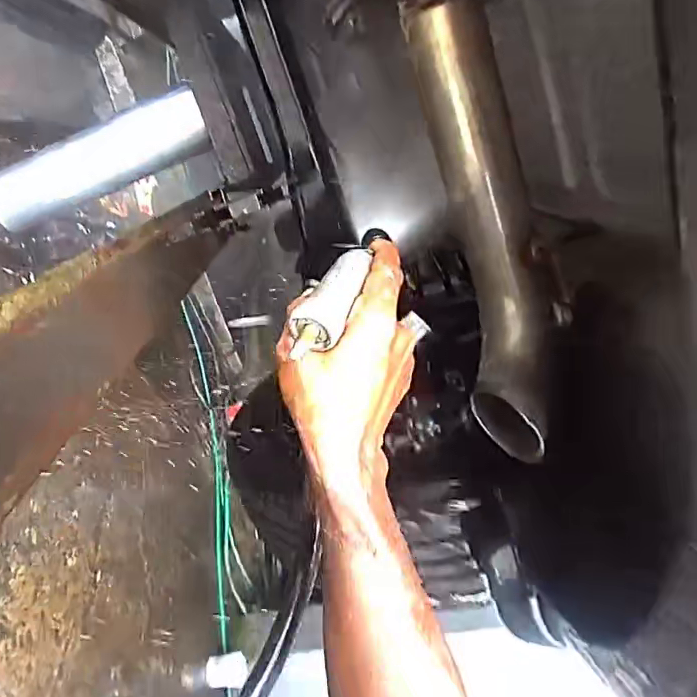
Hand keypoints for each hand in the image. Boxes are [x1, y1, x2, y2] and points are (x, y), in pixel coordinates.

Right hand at [277, 239, 420, 501]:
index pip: (387, 273)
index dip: (382, 252)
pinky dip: (372, 339)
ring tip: (337, 330)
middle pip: (385, 296)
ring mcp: (402, 358)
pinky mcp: (400, 374)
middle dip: (361, 290)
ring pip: (387, 321)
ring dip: (365, 317)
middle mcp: (395, 338)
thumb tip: (302, 307)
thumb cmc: (325, 411)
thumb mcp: (294, 354)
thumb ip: (297, 321)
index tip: (376, 245)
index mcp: (374, 325)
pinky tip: (348, 354)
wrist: (344, 451)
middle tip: (336, 295)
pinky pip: (388, 343)